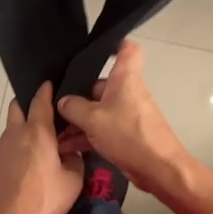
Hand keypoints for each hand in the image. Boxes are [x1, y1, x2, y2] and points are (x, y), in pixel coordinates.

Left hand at [0, 82, 83, 213]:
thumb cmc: (45, 198)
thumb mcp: (73, 180)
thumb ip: (75, 159)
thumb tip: (71, 152)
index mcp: (37, 131)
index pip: (40, 100)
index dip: (46, 89)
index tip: (51, 83)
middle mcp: (16, 133)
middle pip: (18, 106)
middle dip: (29, 103)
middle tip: (46, 111)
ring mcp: (1, 147)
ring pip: (12, 126)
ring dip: (24, 125)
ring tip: (41, 138)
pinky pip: (8, 144)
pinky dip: (18, 143)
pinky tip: (30, 158)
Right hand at [56, 41, 193, 194]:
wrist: (159, 169)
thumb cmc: (128, 135)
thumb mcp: (93, 119)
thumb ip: (73, 107)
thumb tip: (63, 102)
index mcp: (125, 79)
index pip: (127, 49)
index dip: (114, 44)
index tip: (97, 49)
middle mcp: (127, 92)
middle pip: (100, 85)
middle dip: (76, 97)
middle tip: (53, 107)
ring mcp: (127, 114)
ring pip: (97, 111)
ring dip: (77, 122)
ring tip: (54, 134)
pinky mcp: (126, 134)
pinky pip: (101, 129)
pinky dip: (85, 136)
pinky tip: (66, 148)